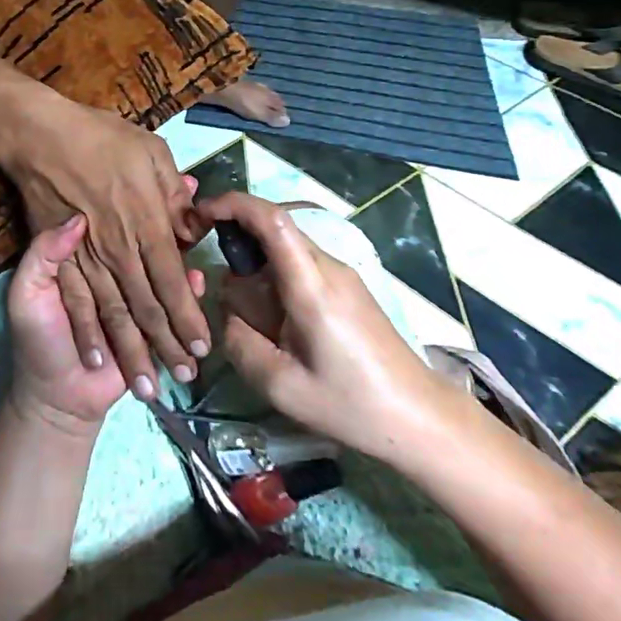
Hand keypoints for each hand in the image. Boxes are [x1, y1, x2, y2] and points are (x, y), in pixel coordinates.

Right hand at [8, 101, 207, 399]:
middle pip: (148, 308)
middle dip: (168, 345)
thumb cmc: (102, 140)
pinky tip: (97, 364)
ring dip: (133, 354)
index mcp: (145, 225)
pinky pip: (76, 307)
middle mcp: (119, 252)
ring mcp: (87, 262)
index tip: (204, 345)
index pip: (173, 281)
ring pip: (116, 317)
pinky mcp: (60, 263)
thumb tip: (194, 225)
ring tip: (151, 389)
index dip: (188, 315)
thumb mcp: (151, 152)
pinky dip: (88, 337)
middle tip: (187, 377)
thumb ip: (173, 193)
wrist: (41, 137)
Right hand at [198, 191, 446, 461]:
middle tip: (221, 294)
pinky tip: (276, 326)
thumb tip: (227, 313)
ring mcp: (341, 276)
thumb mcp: (281, 386)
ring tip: (255, 325)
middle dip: (240, 248)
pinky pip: (300, 269)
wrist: (417, 417)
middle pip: (274, 233)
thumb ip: (240, 343)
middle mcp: (328, 268)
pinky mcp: (347, 289)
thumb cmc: (350, 405)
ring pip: (285, 253)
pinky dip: (276, 284)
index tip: (203, 211)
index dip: (235, 204)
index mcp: (312, 286)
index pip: (273, 220)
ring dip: (259, 275)